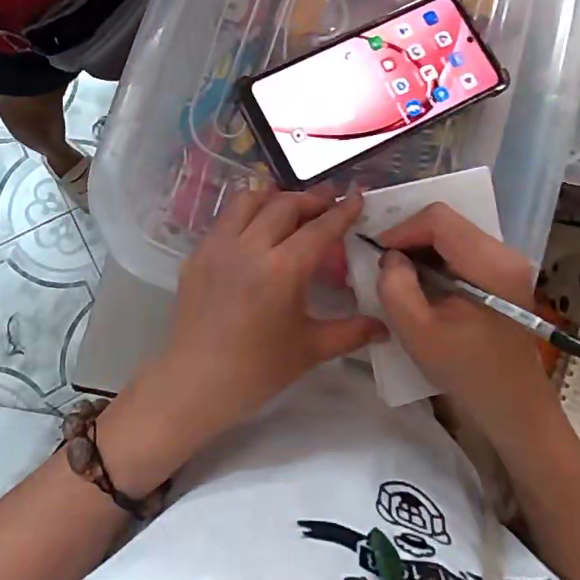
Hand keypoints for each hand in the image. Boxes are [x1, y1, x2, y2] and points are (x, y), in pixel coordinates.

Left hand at [135, 189, 383, 441]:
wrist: (195, 383)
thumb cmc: (257, 370)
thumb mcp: (311, 350)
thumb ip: (351, 332)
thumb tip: (384, 327)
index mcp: (283, 268)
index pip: (319, 228)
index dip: (342, 211)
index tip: (356, 197)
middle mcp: (249, 246)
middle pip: (284, 205)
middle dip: (311, 199)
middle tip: (328, 202)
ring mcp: (218, 247)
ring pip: (248, 201)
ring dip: (274, 198)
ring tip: (290, 207)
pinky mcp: (197, 255)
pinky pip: (225, 220)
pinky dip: (246, 215)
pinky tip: (254, 231)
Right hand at [375, 202, 556, 439]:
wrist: (514, 407)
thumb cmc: (467, 372)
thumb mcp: (418, 333)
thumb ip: (396, 287)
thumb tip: (391, 257)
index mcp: (490, 264)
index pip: (439, 219)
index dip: (402, 229)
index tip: (377, 253)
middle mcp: (505, 254)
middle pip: (447, 222)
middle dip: (410, 237)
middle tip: (384, 264)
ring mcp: (507, 263)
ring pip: (453, 234)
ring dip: (421, 248)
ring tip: (398, 274)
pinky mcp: (503, 275)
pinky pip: (462, 250)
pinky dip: (435, 259)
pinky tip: (421, 284)